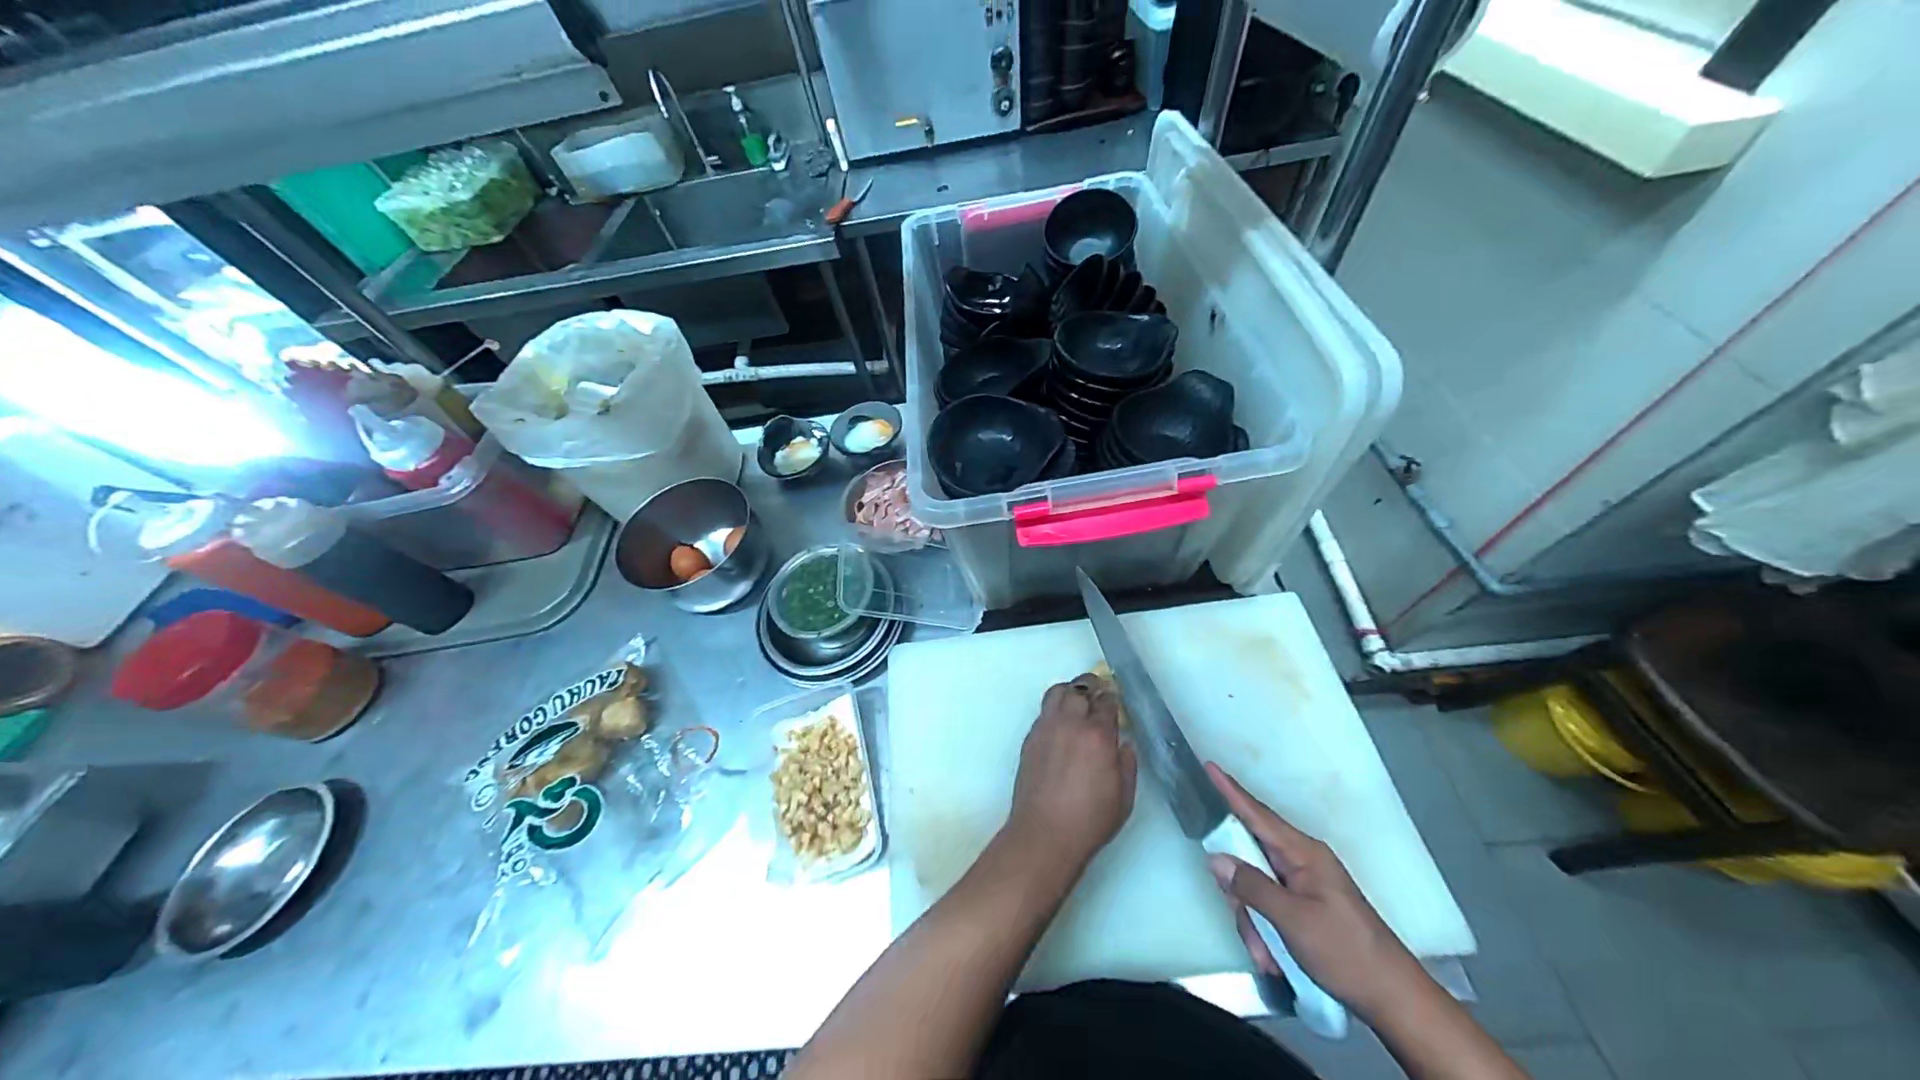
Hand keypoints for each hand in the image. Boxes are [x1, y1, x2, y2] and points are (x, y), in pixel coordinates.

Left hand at [1004, 674, 1137, 870]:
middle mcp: (1070, 724)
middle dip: (1091, 688)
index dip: (1113, 699)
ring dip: (1069, 693)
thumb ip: (1127, 763)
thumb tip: (1124, 744)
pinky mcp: (1030, 739)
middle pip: (1079, 688)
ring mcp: (1046, 728)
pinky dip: (1054, 711)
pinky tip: (1061, 727)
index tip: (1116, 703)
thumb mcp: (1124, 796)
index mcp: (1098, 735)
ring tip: (1077, 705)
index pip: (1106, 701)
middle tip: (1098, 697)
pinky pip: (1043, 712)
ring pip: (1057, 693)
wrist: (1045, 833)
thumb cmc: (1090, 820)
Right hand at [1204, 763, 1429, 1018]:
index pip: (1258, 815)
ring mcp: (1304, 886)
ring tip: (1268, 954)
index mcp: (1304, 854)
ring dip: (1255, 924)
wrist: (1393, 998)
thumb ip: (1251, 886)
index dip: (1231, 791)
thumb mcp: (1293, 920)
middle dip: (1241, 895)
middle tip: (1246, 922)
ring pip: (1256, 890)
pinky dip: (1266, 935)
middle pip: (1249, 859)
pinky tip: (1275, 958)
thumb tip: (1216, 858)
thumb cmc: (1347, 951)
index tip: (1210, 766)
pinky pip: (1269, 909)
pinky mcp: (1305, 909)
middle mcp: (1302, 863)